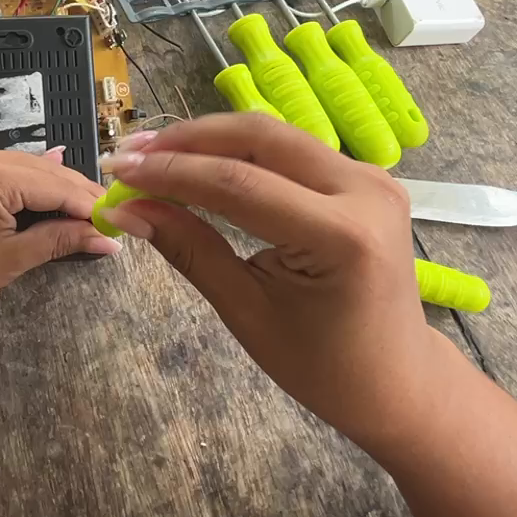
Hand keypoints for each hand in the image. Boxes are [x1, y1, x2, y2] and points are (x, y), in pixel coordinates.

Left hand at [0, 143, 116, 335]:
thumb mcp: (10, 260)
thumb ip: (60, 239)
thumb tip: (107, 238)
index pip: (55, 184)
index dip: (89, 203)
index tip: (117, 218)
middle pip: (41, 170)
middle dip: (74, 193)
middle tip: (108, 215)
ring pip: (22, 165)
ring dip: (52, 186)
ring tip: (85, 207)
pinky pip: (0, 165)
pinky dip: (25, 179)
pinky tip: (52, 177)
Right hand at [99, 113, 463, 450]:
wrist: (400, 381)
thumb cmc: (325, 366)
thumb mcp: (247, 312)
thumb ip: (188, 249)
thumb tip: (126, 209)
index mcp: (343, 236)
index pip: (239, 184)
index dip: (170, 172)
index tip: (117, 170)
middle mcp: (364, 190)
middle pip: (258, 138)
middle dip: (186, 140)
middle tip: (130, 152)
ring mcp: (369, 177)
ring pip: (271, 134)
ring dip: (208, 139)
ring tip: (151, 152)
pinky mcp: (361, 175)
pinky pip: (287, 149)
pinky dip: (235, 150)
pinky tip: (197, 160)